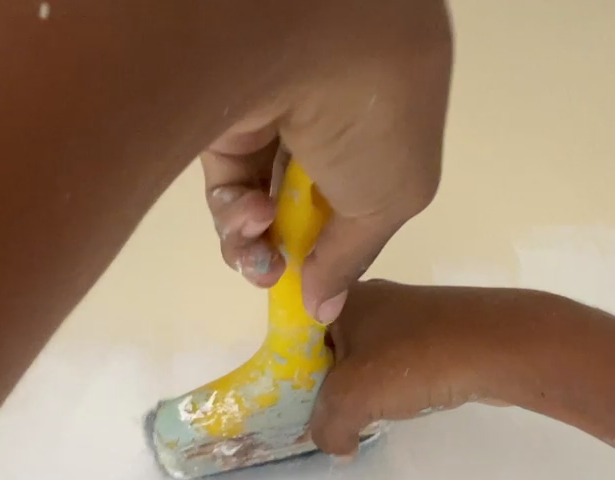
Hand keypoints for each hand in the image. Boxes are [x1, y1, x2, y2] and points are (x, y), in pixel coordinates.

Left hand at [201, 0, 451, 322]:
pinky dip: (233, 213)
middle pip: (299, 207)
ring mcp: (274, 115)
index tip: (318, 282)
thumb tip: (322, 310)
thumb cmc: (373, 115)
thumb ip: (352, 258)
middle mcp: (329, 111)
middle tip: (277, 279)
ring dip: (256, 242)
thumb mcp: (392, 199)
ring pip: (257, 204)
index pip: (357, 192)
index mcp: (387, 113)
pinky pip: (226, 185)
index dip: (335, 243)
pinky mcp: (223, 123)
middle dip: (288, 254)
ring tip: (259, 254)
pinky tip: (249, 216)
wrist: (303, 35)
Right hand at [308, 281, 578, 454]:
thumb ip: (326, 428)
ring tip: (353, 420)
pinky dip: (386, 390)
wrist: (500, 347)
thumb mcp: (350, 399)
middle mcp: (368, 301)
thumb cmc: (413, 360)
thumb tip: (337, 448)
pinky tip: (391, 409)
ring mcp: (404, 317)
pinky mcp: (432, 336)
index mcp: (340, 301)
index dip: (286, 375)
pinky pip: (392, 367)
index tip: (288, 409)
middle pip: (325, 351)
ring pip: (360, 361)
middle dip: (320, 388)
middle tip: (318, 422)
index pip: (295, 337)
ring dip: (354, 392)